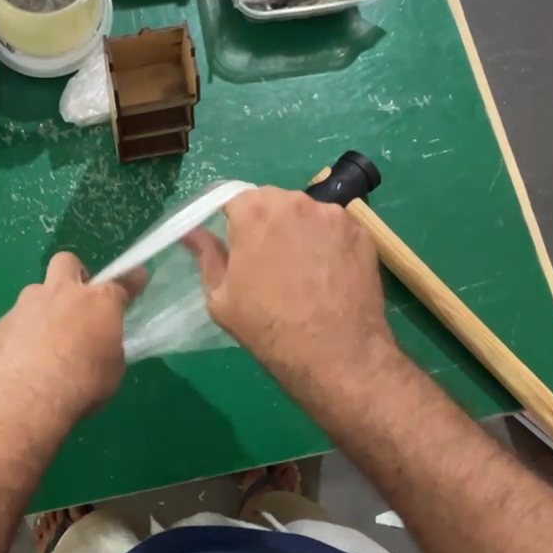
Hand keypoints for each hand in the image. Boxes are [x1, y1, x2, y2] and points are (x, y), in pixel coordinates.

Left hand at [0, 252, 130, 432]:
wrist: (25, 400)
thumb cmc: (81, 387)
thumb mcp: (111, 370)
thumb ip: (108, 345)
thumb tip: (101, 342)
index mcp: (97, 302)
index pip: (120, 283)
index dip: (130, 281)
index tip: (136, 278)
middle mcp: (61, 293)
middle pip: (67, 262)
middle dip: (74, 275)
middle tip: (77, 301)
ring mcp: (26, 305)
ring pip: (36, 292)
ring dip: (44, 308)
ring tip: (45, 340)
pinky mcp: (1, 324)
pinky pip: (16, 320)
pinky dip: (23, 333)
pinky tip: (23, 358)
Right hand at [184, 187, 396, 385]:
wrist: (335, 354)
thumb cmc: (267, 327)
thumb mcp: (221, 297)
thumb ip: (207, 256)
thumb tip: (191, 233)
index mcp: (254, 212)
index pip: (235, 198)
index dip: (233, 221)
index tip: (235, 242)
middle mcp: (295, 201)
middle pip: (273, 201)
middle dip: (266, 222)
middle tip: (266, 259)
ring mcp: (333, 215)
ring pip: (306, 212)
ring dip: (298, 230)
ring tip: (300, 268)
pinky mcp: (361, 233)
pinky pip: (335, 228)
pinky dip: (327, 242)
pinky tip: (326, 273)